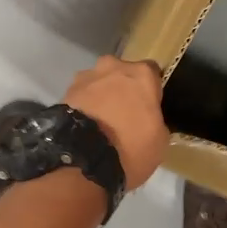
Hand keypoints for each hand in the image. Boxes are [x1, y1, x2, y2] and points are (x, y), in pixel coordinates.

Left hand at [63, 55, 170, 190]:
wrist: (85, 160)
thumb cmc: (131, 148)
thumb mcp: (160, 140)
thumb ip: (157, 120)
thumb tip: (149, 119)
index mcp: (141, 74)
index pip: (152, 73)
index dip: (151, 90)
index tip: (149, 107)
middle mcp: (113, 67)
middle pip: (122, 74)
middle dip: (124, 89)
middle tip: (124, 114)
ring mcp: (86, 77)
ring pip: (99, 82)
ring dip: (102, 96)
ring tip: (102, 122)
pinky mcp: (66, 92)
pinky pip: (82, 96)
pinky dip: (85, 106)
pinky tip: (87, 125)